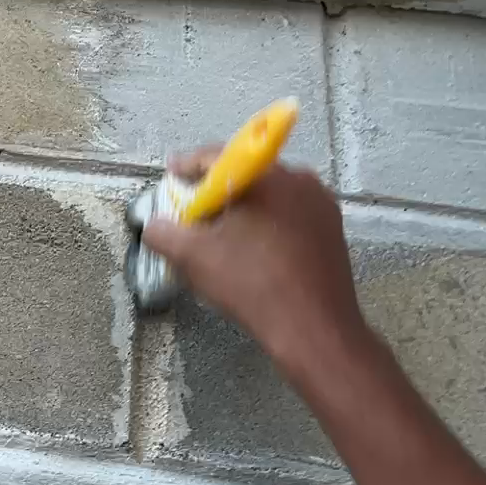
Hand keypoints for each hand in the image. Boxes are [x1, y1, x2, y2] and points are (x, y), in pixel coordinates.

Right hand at [142, 155, 368, 371]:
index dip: (188, 166)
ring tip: (222, 236)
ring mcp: (320, 204)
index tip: (171, 175)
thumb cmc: (250, 284)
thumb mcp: (191, 257)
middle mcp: (298, 179)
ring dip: (242, 208)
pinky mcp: (332, 229)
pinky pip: (288, 214)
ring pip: (269, 195)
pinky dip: (265, 224)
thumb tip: (154, 224)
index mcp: (264, 176)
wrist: (313, 328)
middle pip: (244, 175)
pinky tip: (252, 251)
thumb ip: (162, 233)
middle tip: (193, 213)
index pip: (216, 156)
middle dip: (215, 190)